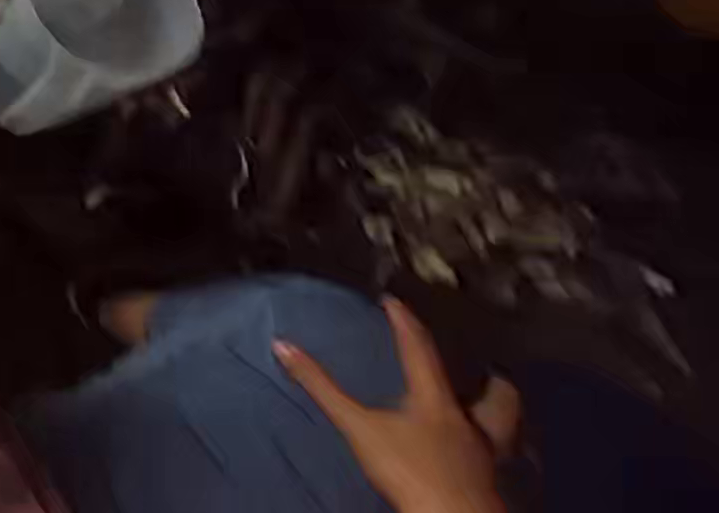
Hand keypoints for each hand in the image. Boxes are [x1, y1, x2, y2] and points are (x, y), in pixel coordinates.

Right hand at [275, 298, 520, 512]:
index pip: (421, 353)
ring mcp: (489, 462)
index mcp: (439, 405)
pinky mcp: (491, 488)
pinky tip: (481, 454)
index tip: (394, 302)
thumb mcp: (357, 425)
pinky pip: (500, 461)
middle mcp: (472, 428)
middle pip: (499, 402)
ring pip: (508, 436)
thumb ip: (320, 386)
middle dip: (495, 385)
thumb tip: (281, 344)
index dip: (406, 324)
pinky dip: (495, 450)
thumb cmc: (409, 469)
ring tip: (490, 411)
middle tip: (491, 370)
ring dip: (502, 420)